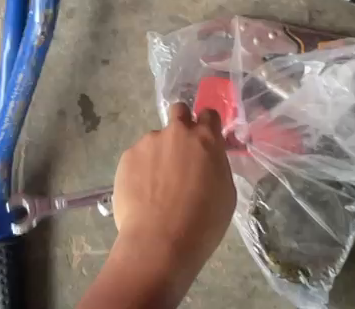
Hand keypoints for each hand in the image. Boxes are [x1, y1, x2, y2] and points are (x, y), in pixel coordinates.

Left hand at [79, 102, 234, 308]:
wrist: (159, 243)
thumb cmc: (202, 224)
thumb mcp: (226, 193)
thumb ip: (216, 165)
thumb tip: (207, 160)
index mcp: (206, 139)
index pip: (209, 114)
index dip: (206, 125)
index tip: (204, 140)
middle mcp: (177, 132)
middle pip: (179, 110)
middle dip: (180, 124)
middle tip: (179, 153)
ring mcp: (150, 141)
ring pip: (156, 140)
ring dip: (158, 155)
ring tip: (156, 188)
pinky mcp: (128, 155)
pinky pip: (137, 157)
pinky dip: (141, 170)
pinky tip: (142, 195)